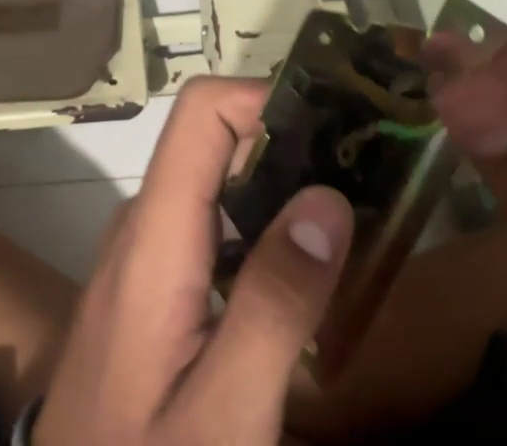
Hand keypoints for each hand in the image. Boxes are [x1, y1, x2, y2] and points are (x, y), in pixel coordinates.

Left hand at [35, 78, 354, 443]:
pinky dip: (260, 232)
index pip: (200, 113)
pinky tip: (303, 274)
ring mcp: (140, 260)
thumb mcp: (225, 408)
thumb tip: (327, 196)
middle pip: (213, 144)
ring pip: (214, 189)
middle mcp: (140, 230)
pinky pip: (208, 231)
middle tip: (366, 178)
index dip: (265, 98)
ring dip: (281, 192)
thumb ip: (275, 303)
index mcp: (153, 239)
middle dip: (290, 146)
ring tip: (350, 222)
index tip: (336, 128)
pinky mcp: (148, 291)